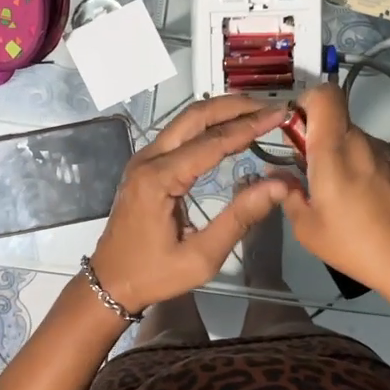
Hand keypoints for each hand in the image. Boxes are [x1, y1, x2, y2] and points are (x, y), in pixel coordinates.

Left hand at [89, 97, 294, 313]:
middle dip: (235, 107)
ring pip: (185, 120)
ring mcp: (143, 159)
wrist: (109, 283)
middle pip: (195, 116)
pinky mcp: (145, 165)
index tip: (279, 114)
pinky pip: (179, 134)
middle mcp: (148, 160)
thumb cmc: (154, 274)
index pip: (212, 141)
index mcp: (159, 179)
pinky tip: (230, 131)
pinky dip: (208, 126)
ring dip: (221, 112)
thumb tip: (278, 186)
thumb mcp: (201, 257)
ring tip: (257, 113)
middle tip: (270, 107)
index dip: (249, 126)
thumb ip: (239, 218)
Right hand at [281, 83, 389, 312]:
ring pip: (352, 140)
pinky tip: (360, 203)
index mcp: (334, 148)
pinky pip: (370, 156)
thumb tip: (279, 177)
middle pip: (335, 120)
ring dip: (338, 156)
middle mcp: (361, 141)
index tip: (295, 132)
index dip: (306, 102)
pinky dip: (358, 169)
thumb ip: (289, 195)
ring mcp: (385, 153)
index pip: (324, 94)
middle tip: (307, 174)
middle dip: (316, 139)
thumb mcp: (307, 228)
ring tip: (336, 196)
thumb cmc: (355, 244)